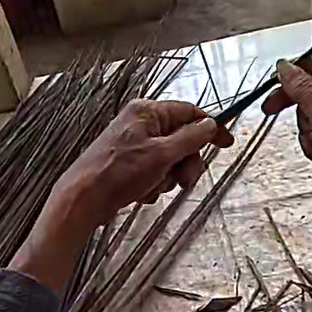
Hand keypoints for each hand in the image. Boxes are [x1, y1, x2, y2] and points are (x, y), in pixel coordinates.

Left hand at [9, 100, 233, 289]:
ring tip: (152, 187)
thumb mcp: (162, 154)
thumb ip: (191, 138)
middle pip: (182, 140)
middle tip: (182, 180)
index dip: (210, 128)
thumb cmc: (118, 173)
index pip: (189, 112)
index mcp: (147, 112)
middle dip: (185, 163)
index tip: (227, 143)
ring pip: (170, 160)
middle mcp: (140, 124)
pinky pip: (155, 173)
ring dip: (168, 177)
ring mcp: (134, 145)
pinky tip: (140, 192)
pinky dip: (153, 185)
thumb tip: (210, 124)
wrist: (84, 199)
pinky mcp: (128, 165)